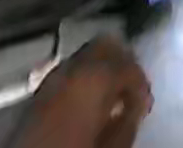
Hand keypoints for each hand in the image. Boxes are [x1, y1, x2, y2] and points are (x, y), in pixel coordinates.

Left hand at [18, 36, 152, 147]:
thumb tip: (136, 105)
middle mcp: (74, 66)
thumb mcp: (111, 146)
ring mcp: (53, 77)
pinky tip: (85, 101)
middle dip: (122, 62)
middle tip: (130, 88)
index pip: (131, 66)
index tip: (145, 105)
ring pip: (85, 56)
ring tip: (108, 96)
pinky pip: (66, 72)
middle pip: (106, 46)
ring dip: (100, 68)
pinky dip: (81, 78)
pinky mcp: (37, 93)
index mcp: (97, 75)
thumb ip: (129, 121)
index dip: (142, 85)